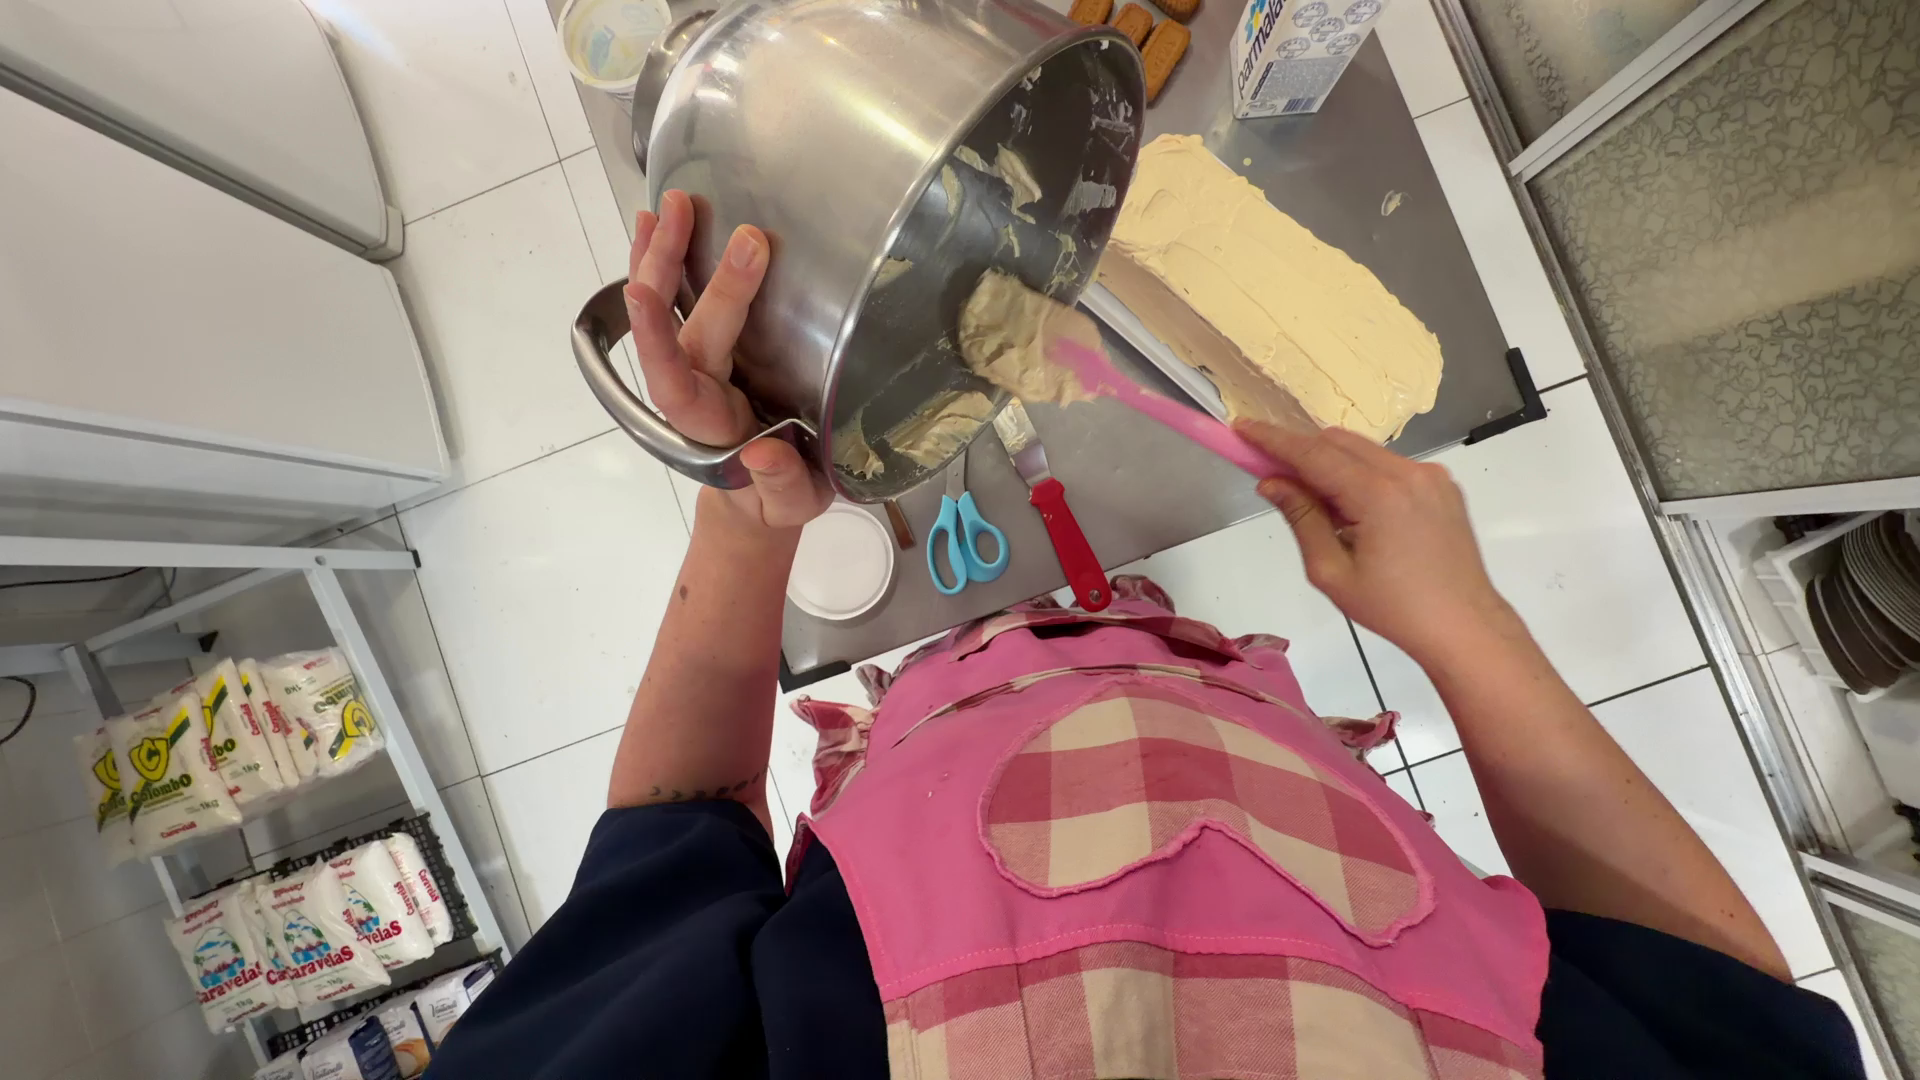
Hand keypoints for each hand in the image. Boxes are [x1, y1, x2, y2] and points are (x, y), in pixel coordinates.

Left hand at [624, 190, 829, 529]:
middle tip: (693, 213)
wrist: (761, 494)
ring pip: (665, 311)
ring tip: (667, 205)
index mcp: (711, 428)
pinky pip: (676, 306)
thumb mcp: (791, 504)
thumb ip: (780, 484)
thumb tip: (761, 454)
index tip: (647, 293)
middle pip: (673, 331)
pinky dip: (665, 264)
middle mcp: (693, 390)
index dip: (655, 340)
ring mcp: (696, 368)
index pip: (675, 383)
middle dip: (678, 272)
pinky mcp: (706, 353)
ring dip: (661, 256)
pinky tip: (659, 225)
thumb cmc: (778, 501)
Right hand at [1236, 420, 1514, 663]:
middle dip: (1299, 449)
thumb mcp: (1330, 570)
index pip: (1313, 454)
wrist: (1463, 625)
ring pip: (1363, 450)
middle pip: (1338, 442)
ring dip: (1328, 461)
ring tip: (1310, 498)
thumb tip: (1271, 482)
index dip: (1273, 439)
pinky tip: (1348, 505)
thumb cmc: (1391, 607)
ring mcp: (1430, 476)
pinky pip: (1387, 464)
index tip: (1242, 428)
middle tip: (1269, 471)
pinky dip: (1357, 471)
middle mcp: (1408, 473)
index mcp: (1378, 495)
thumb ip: (1301, 518)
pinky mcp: (1441, 485)